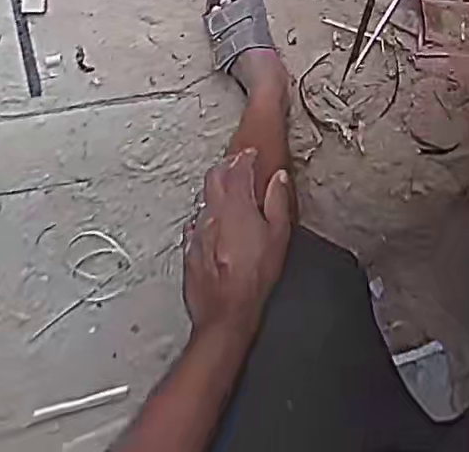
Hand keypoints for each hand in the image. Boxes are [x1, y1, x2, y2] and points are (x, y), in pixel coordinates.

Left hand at [183, 149, 291, 342]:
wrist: (225, 314)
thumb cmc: (256, 277)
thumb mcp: (278, 237)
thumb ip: (277, 202)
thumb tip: (278, 178)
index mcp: (236, 206)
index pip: (238, 169)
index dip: (246, 158)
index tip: (251, 154)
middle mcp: (213, 213)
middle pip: (214, 177)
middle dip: (226, 166)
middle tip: (237, 164)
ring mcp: (198, 230)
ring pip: (204, 198)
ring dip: (216, 190)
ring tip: (227, 190)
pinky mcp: (190, 248)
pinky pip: (196, 222)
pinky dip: (206, 215)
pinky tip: (213, 221)